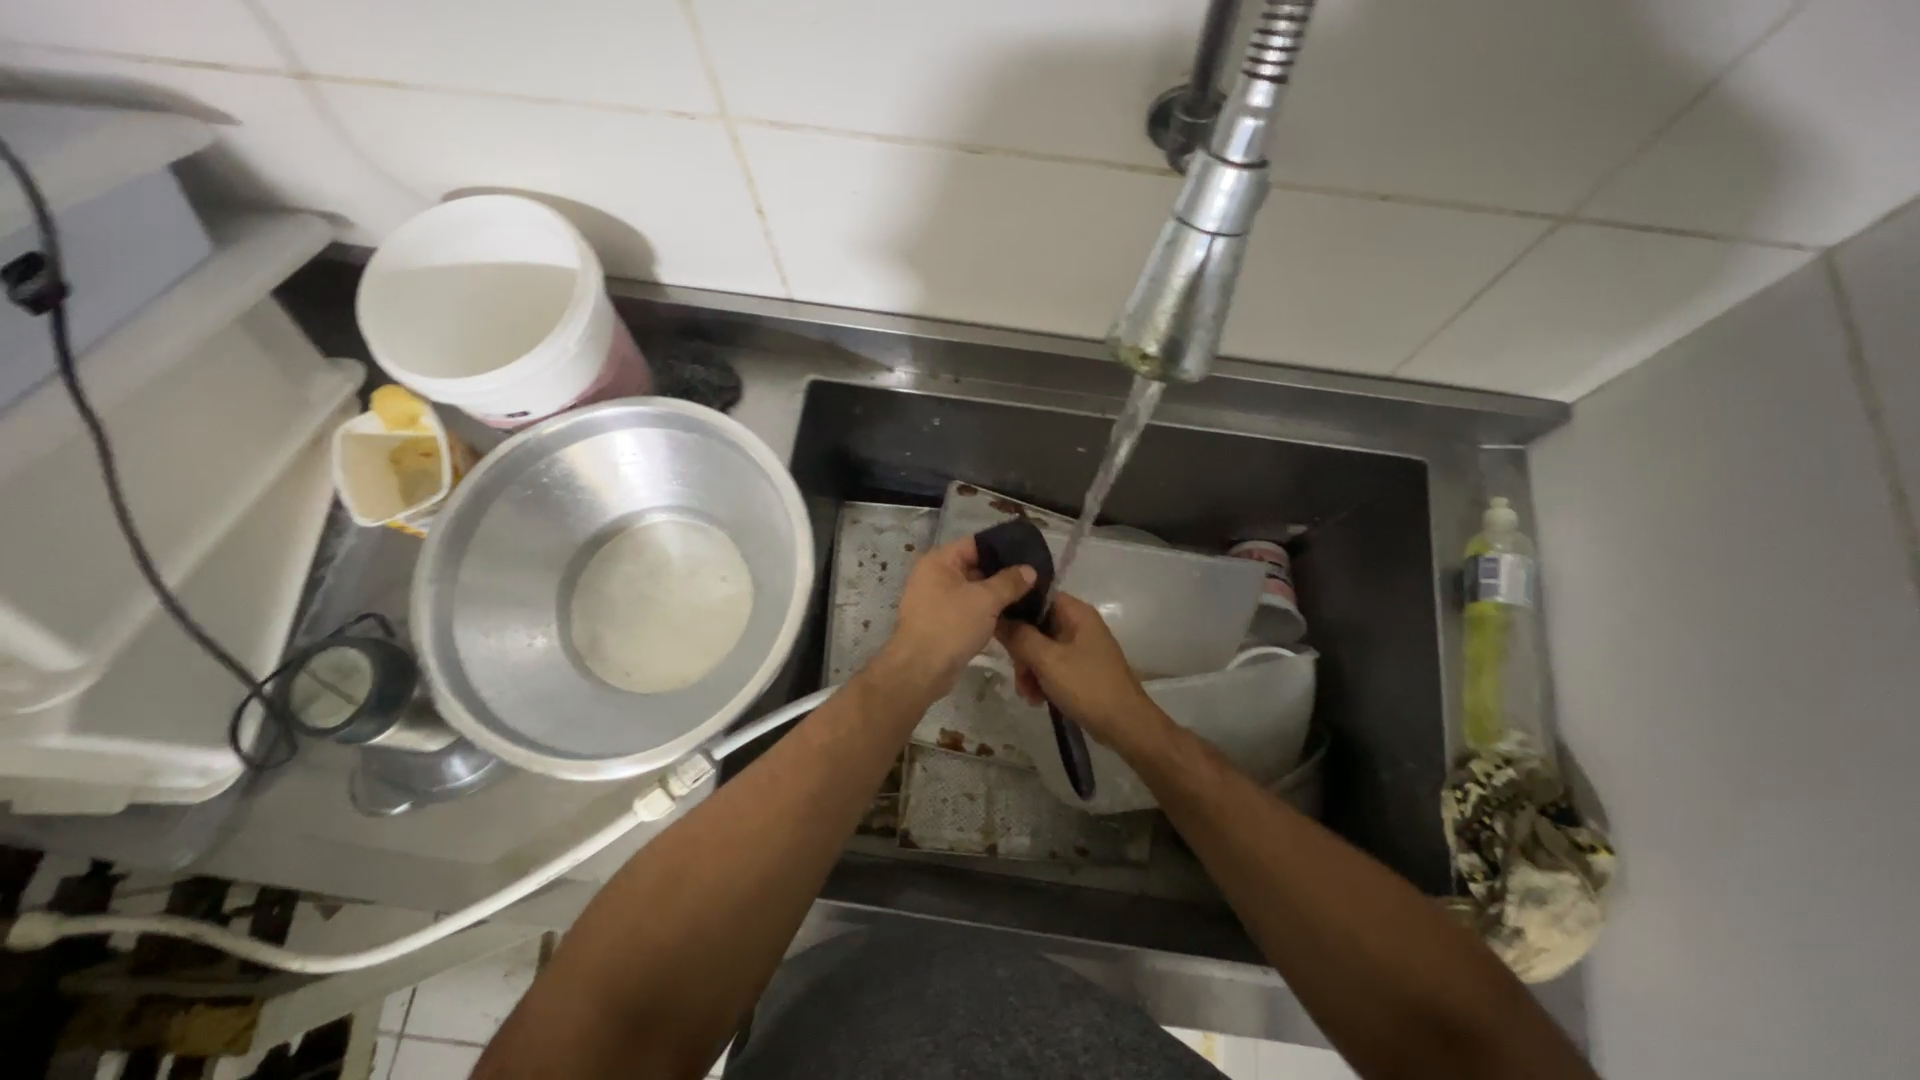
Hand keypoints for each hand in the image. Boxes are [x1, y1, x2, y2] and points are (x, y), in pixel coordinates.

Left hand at [874, 536, 1036, 697]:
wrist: (921, 670)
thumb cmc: (951, 625)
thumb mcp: (985, 600)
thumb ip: (1010, 582)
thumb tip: (1030, 571)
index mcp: (939, 561)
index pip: (975, 544)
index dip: (1002, 548)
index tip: (1028, 556)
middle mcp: (934, 576)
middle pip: (974, 567)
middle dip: (1002, 574)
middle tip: (1033, 578)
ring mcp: (936, 601)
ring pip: (973, 591)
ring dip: (996, 595)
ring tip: (1027, 597)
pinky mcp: (941, 623)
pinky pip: (967, 610)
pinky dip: (985, 612)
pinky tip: (1009, 617)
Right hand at [995, 593, 1165, 750]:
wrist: (1124, 725)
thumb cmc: (1086, 686)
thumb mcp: (1047, 660)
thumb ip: (1019, 636)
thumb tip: (998, 617)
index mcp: (1076, 613)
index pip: (1038, 597)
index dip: (1015, 609)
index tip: (996, 628)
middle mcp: (1079, 625)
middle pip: (1037, 627)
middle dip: (1022, 652)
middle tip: (1019, 675)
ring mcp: (1081, 648)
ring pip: (1041, 650)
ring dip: (1030, 671)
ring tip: (1029, 694)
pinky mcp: (1081, 670)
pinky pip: (1052, 667)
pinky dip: (1042, 681)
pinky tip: (1038, 700)